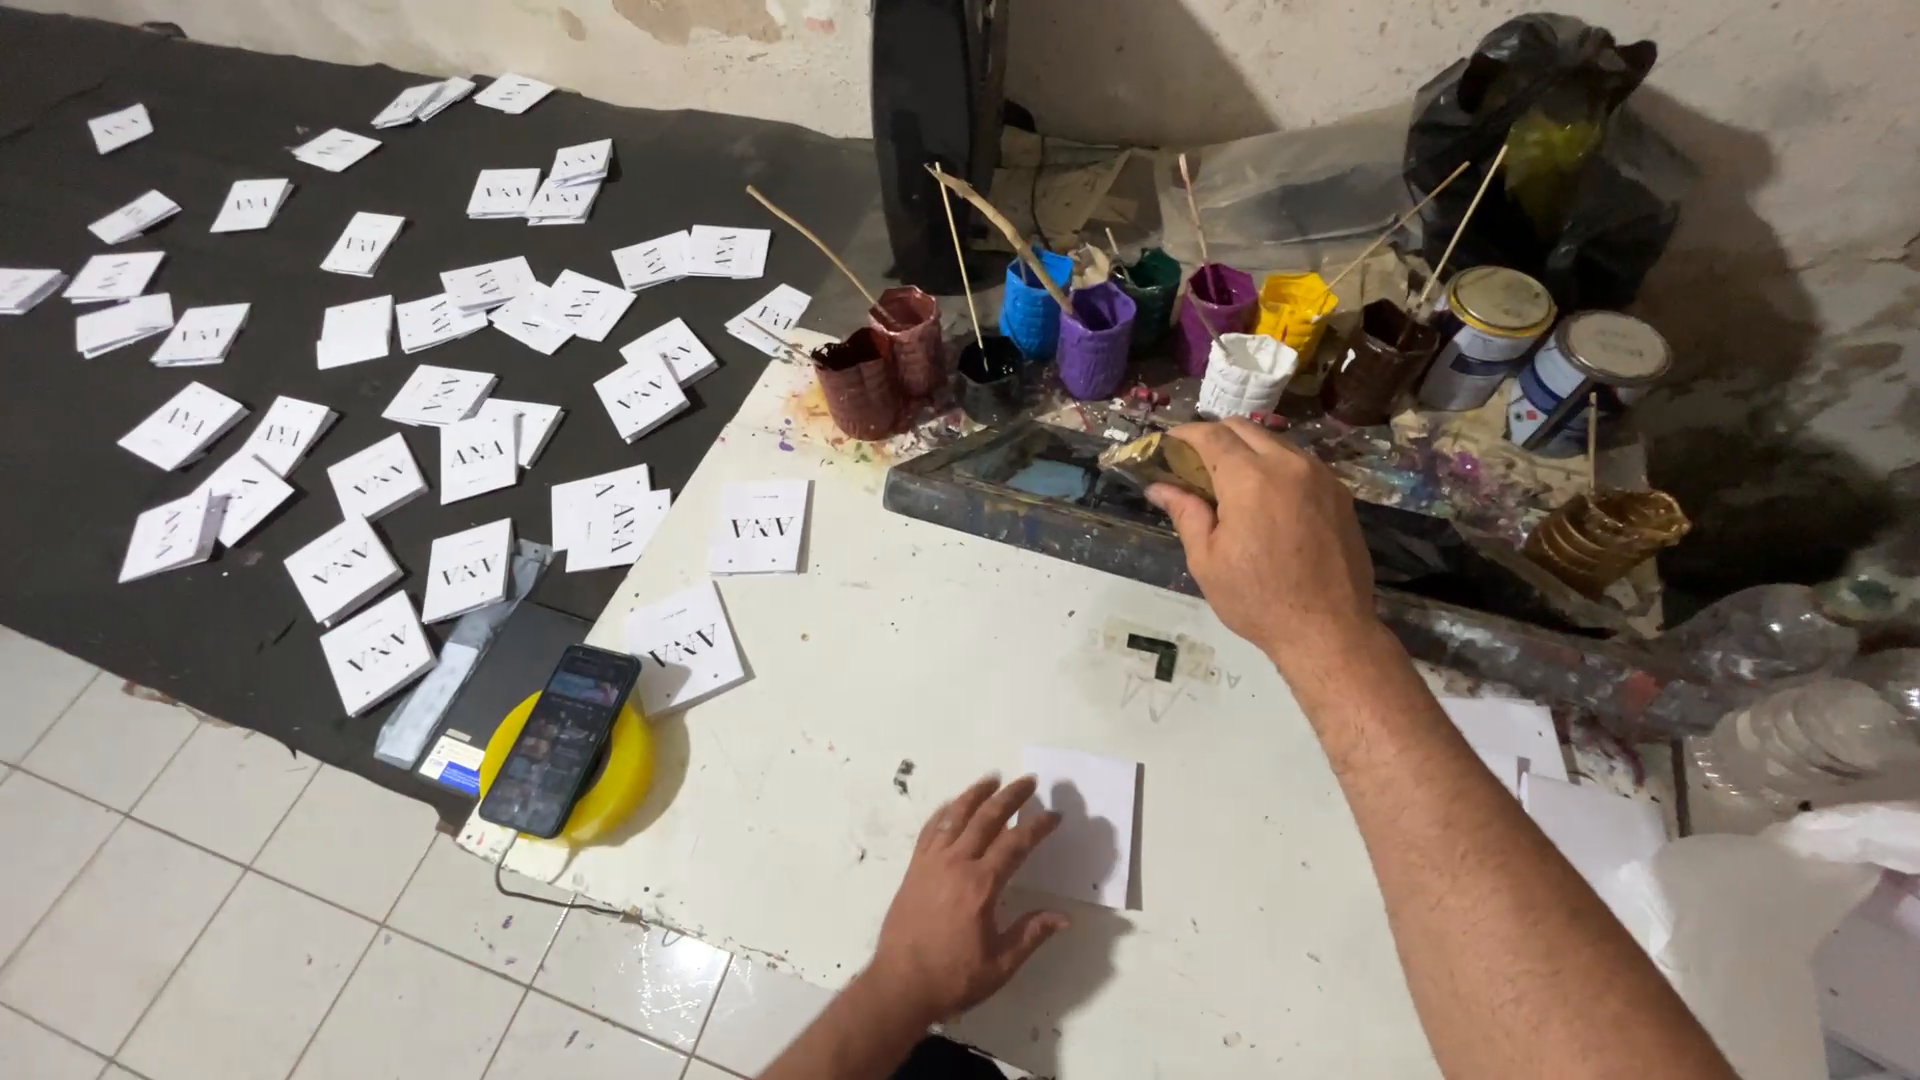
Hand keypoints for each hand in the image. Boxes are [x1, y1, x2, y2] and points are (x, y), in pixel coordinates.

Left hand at [863, 775, 1068, 1023]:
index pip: (1015, 844)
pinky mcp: (914, 867)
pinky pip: (931, 830)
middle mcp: (956, 864)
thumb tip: (1064, 917)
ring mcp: (931, 862)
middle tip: (1028, 781)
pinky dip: (944, 812)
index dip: (1037, 827)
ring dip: (976, 794)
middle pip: (986, 818)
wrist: (899, 985)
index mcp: (981, 886)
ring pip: (956, 816)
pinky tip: (952, 805)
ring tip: (992, 779)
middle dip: (1010, 797)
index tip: (1053, 815)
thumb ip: (1032, 934)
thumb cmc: (953, 977)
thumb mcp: (1000, 965)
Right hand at [1147, 418, 1378, 671]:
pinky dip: (1274, 465)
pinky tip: (1263, 496)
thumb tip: (1159, 487)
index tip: (1167, 445)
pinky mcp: (1339, 492)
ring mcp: (1320, 476)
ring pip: (1275, 441)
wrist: (1327, 629)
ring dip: (1246, 449)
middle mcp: (1288, 465)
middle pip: (1244, 428)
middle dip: (1214, 436)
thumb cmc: (1257, 599)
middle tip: (1193, 463)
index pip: (1211, 435)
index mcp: (1250, 479)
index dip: (1184, 434)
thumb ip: (1185, 513)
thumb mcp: (1206, 560)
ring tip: (1227, 479)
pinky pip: (1300, 462)